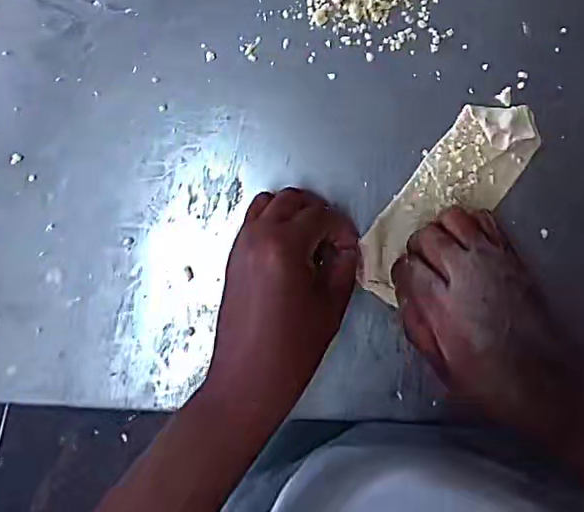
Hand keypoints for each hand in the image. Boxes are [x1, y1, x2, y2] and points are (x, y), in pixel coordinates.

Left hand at [199, 187, 358, 424]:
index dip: (342, 228)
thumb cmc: (290, 351)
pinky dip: (274, 221)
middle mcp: (259, 235)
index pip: (321, 215)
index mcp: (284, 245)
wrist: (245, 383)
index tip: (350, 246)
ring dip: (293, 211)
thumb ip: (343, 266)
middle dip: (318, 212)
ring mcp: (242, 244)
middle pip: (293, 199)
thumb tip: (345, 248)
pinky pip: (255, 220)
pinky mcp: (234, 256)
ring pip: (270, 202)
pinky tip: (290, 250)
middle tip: (333, 237)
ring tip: (311, 238)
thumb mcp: (331, 306)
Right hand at [391, 207, 577, 439]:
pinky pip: (484, 218)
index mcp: (442, 304)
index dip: (402, 271)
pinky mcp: (510, 253)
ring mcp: (490, 257)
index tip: (406, 279)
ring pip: (453, 217)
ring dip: (442, 228)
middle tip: (422, 262)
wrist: (544, 378)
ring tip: (444, 246)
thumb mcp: (442, 368)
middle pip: (426, 235)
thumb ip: (417, 327)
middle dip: (417, 246)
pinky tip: (469, 241)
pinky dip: (471, 222)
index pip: (408, 266)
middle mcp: (464, 272)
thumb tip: (405, 295)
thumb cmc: (490, 382)